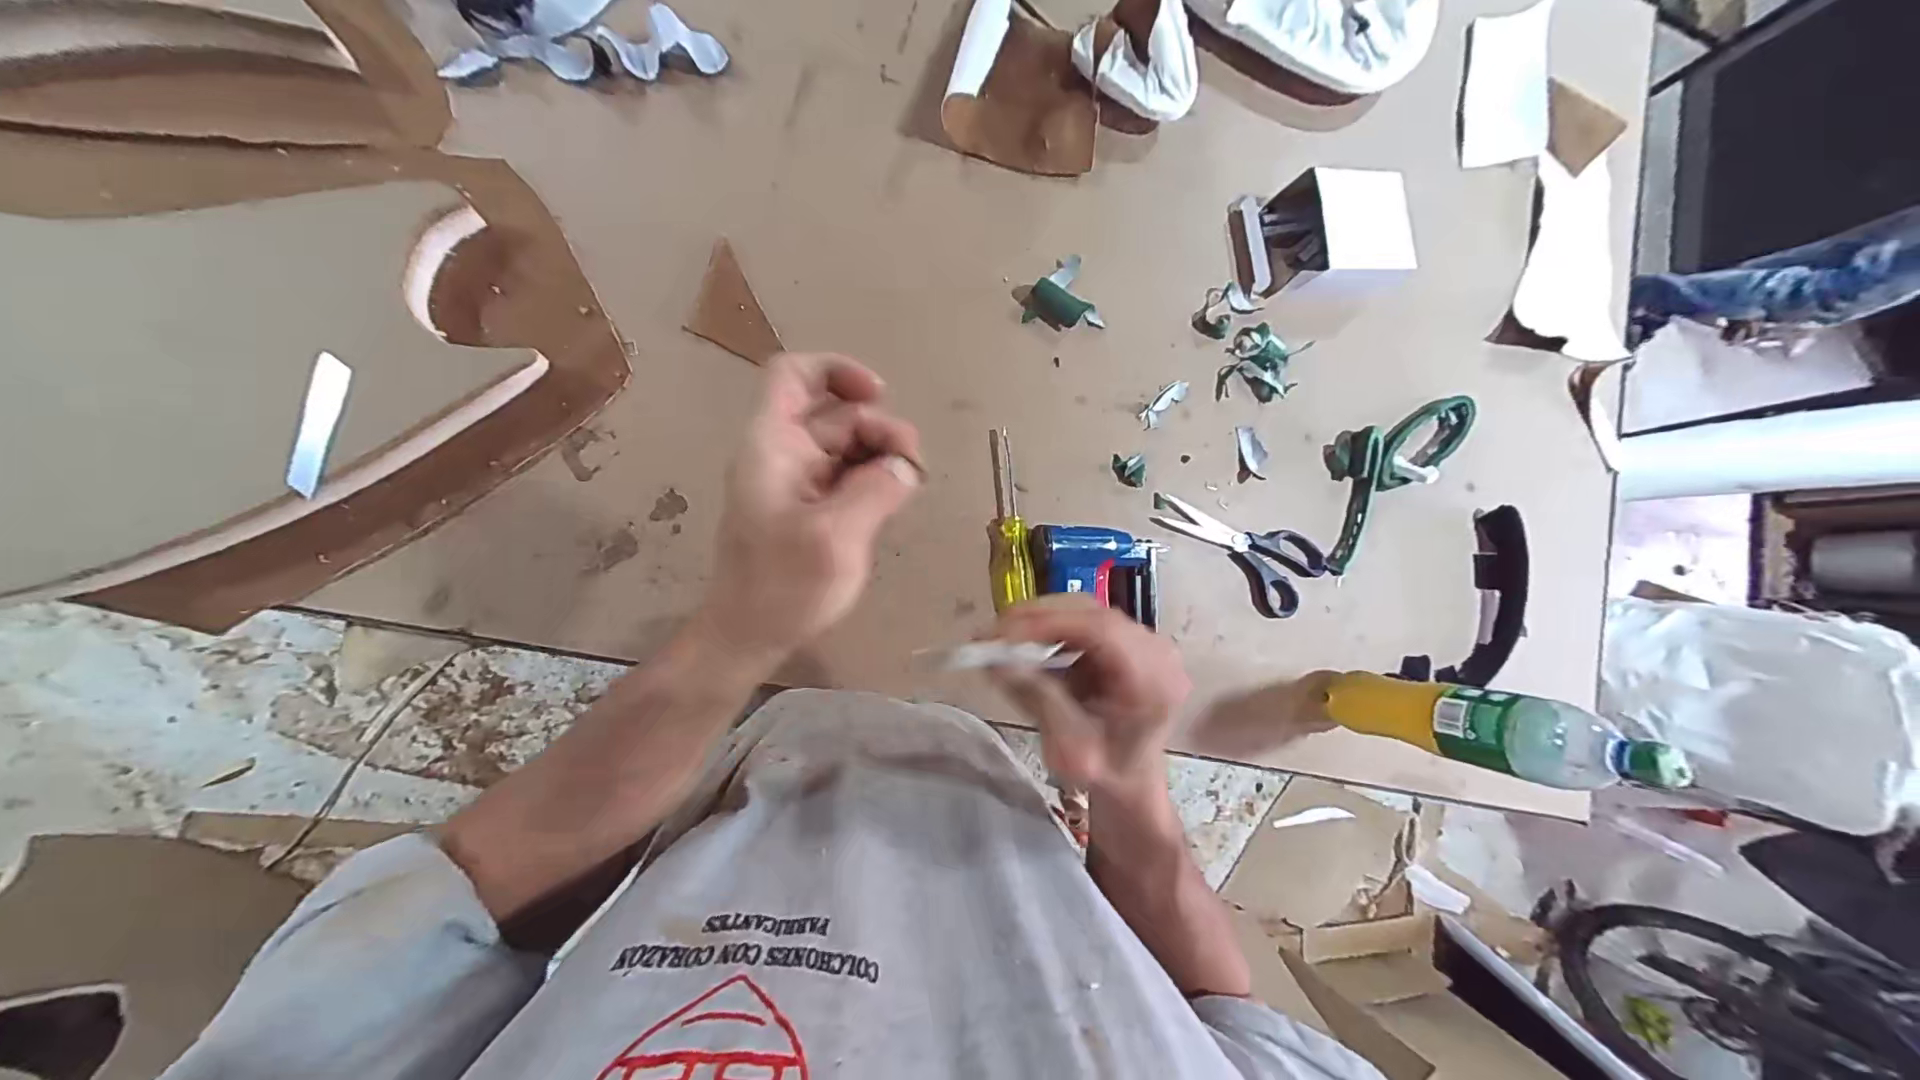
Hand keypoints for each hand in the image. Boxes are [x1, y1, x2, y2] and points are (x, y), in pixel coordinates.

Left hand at [694, 352, 922, 665]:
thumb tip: (904, 466)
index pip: (793, 374)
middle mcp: (785, 453)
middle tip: (912, 467)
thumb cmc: (781, 588)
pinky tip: (896, 499)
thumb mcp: (836, 538)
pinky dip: (875, 478)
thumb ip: (876, 491)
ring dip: (883, 454)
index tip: (878, 396)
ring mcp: (799, 481)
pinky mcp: (812, 508)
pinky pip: (849, 475)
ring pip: (848, 445)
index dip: (836, 370)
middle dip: (879, 428)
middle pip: (836, 413)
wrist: (748, 636)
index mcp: (774, 445)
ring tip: (910, 485)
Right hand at [989, 594, 1190, 797]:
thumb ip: (1038, 700)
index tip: (1003, 635)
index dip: (1048, 624)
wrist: (1130, 779)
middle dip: (1035, 619)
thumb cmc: (1106, 773)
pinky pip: (1081, 620)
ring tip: (999, 640)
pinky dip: (1048, 629)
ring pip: (1082, 611)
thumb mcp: (1070, 748)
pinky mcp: (1123, 639)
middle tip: (990, 635)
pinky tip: (1022, 643)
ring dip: (1038, 622)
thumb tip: (994, 660)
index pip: (1101, 630)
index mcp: (1154, 680)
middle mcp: (1156, 651)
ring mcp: (1142, 641)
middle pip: (1090, 613)